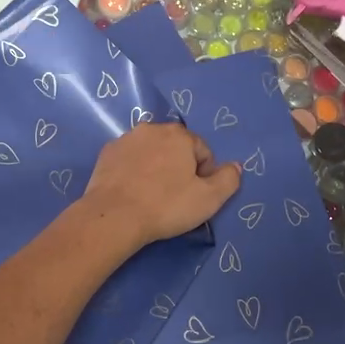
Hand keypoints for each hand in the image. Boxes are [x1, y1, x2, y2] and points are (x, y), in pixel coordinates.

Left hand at [81, 123, 240, 247]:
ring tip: (152, 195)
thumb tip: (236, 165)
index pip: (203, 152)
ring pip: (152, 151)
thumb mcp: (209, 199)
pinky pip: (130, 158)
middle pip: (176, 148)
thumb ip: (228, 179)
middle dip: (180, 167)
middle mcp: (153, 128)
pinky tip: (132, 190)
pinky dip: (134, 169)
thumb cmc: (166, 206)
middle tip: (175, 196)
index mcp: (180, 135)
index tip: (195, 196)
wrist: (114, 216)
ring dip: (156, 166)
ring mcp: (127, 138)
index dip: (204, 175)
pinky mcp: (108, 152)